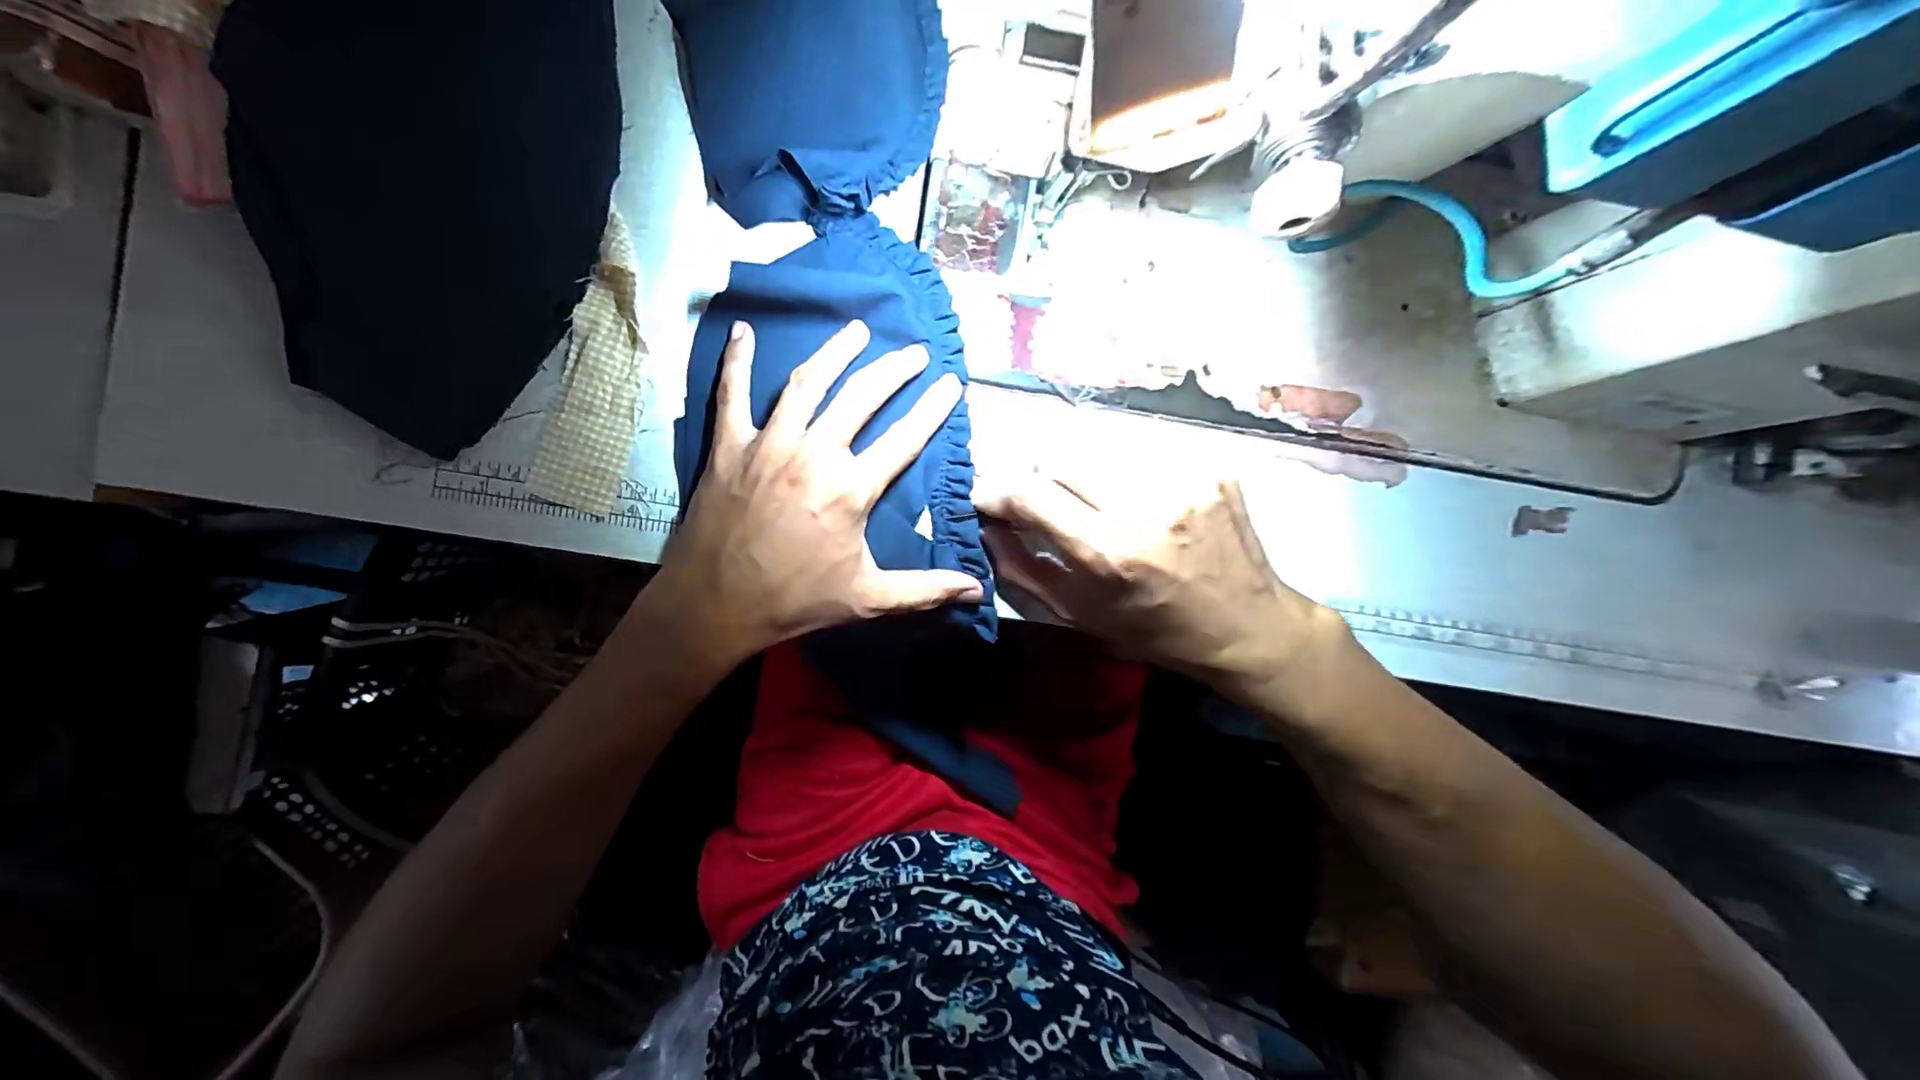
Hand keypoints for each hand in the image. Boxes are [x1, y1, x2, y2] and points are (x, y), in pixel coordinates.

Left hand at [640, 320, 983, 667]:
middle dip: (893, 370)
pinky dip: (736, 360)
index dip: (933, 408)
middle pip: (861, 397)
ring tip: (856, 330)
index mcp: (850, 489)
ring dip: (834, 352)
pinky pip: (731, 393)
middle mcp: (813, 455)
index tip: (951, 383)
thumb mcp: (868, 599)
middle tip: (913, 352)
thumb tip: (976, 591)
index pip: (905, 438)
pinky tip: (743, 332)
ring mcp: (768, 445)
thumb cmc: (796, 601)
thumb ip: (925, 590)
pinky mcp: (729, 446)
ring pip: (806, 383)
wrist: (716, 605)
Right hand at [972, 457, 1349, 702]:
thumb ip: (1023, 568)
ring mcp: (1184, 479)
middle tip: (1051, 510)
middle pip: (1062, 461)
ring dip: (1086, 479)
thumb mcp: (1079, 614)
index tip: (989, 500)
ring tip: (1101, 508)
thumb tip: (988, 525)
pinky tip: (1142, 504)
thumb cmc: (1154, 630)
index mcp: (1111, 551)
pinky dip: (1126, 476)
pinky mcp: (1210, 466)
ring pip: (1100, 452)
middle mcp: (1146, 505)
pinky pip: (1142, 454)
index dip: (999, 491)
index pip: (1032, 491)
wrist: (1246, 626)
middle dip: (1045, 484)